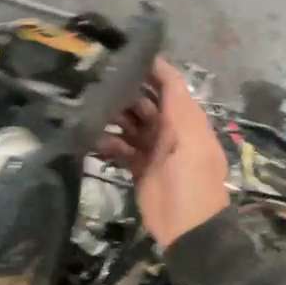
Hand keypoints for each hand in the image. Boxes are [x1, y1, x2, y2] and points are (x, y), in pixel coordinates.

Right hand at [97, 59, 230, 248]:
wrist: (190, 232)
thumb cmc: (194, 182)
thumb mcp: (192, 142)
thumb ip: (178, 106)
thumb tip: (162, 68)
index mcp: (187, 120)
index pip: (170, 85)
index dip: (152, 68)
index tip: (124, 53)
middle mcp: (170, 130)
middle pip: (145, 102)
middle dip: (125, 93)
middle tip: (97, 81)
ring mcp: (154, 149)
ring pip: (130, 123)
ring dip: (114, 117)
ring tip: (92, 109)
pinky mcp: (139, 167)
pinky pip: (121, 147)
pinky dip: (109, 142)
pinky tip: (94, 138)